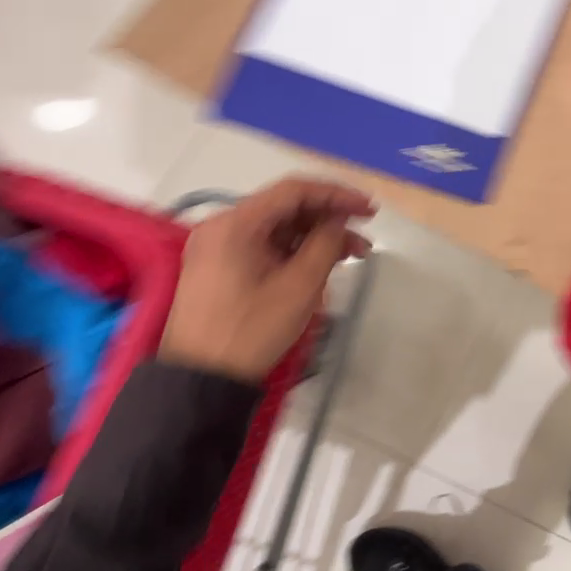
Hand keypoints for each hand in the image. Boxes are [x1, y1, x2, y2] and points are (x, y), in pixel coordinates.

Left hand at [162, 177, 374, 381]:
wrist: (201, 379)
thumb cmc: (252, 329)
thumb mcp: (300, 285)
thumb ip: (326, 242)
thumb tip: (341, 219)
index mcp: (235, 224)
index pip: (294, 191)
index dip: (337, 194)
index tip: (369, 209)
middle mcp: (222, 226)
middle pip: (286, 208)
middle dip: (330, 219)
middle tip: (365, 235)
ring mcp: (219, 246)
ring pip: (279, 228)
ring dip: (317, 236)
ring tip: (354, 255)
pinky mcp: (220, 265)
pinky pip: (266, 245)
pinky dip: (297, 250)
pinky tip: (324, 264)